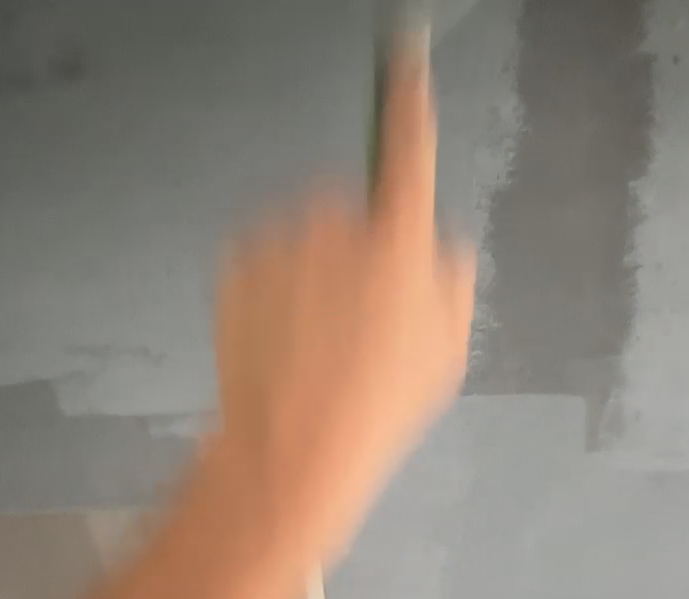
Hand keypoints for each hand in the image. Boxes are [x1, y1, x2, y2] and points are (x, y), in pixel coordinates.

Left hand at [209, 35, 476, 560]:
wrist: (291, 449)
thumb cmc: (375, 410)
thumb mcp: (446, 354)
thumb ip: (449, 282)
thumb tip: (432, 250)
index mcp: (400, 242)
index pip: (410, 152)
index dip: (412, 104)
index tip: (407, 58)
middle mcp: (338, 224)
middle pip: (352, 212)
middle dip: (357, 252)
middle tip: (357, 324)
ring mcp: (282, 241)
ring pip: (305, 239)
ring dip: (313, 276)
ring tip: (318, 345)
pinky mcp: (238, 262)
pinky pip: (266, 260)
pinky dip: (274, 290)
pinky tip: (285, 341)